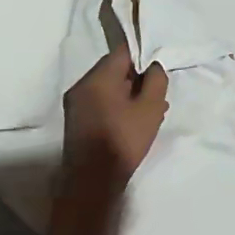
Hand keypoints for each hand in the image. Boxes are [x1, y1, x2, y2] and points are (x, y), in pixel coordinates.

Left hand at [61, 43, 169, 198]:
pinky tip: (134, 121)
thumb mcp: (150, 108)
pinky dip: (117, 105)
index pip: (123, 52)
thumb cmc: (123, 141)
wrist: (92, 182)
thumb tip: (154, 66)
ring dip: (129, 94)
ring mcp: (75, 103)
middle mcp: (81, 85)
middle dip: (138, 78)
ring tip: (151, 111)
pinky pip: (100, 102)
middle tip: (158, 94)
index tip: (159, 68)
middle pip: (114, 69)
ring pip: (108, 87)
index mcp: (97, 78)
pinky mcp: (76, 119)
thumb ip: (156, 80)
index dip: (144, 56)